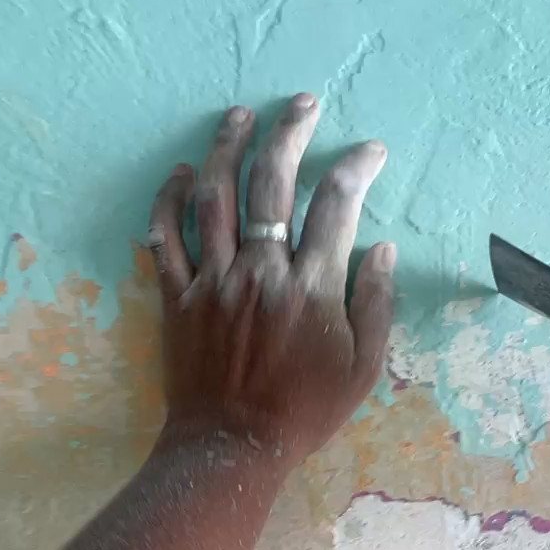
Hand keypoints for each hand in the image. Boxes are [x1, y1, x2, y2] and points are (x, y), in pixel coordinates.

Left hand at [146, 95, 393, 462]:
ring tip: (240, 116)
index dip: (358, 166)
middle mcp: (261, 270)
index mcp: (312, 287)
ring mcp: (213, 279)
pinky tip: (182, 173)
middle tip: (301, 103)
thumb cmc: (305, 412)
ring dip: (228, 147)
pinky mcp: (177, 296)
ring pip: (215, 195)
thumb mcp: (362, 370)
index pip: (338, 205)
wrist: (233, 446)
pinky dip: (169, 199)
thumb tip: (384, 250)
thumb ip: (377, 306)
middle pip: (273, 182)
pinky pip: (164, 236)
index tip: (371, 150)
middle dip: (290, 132)